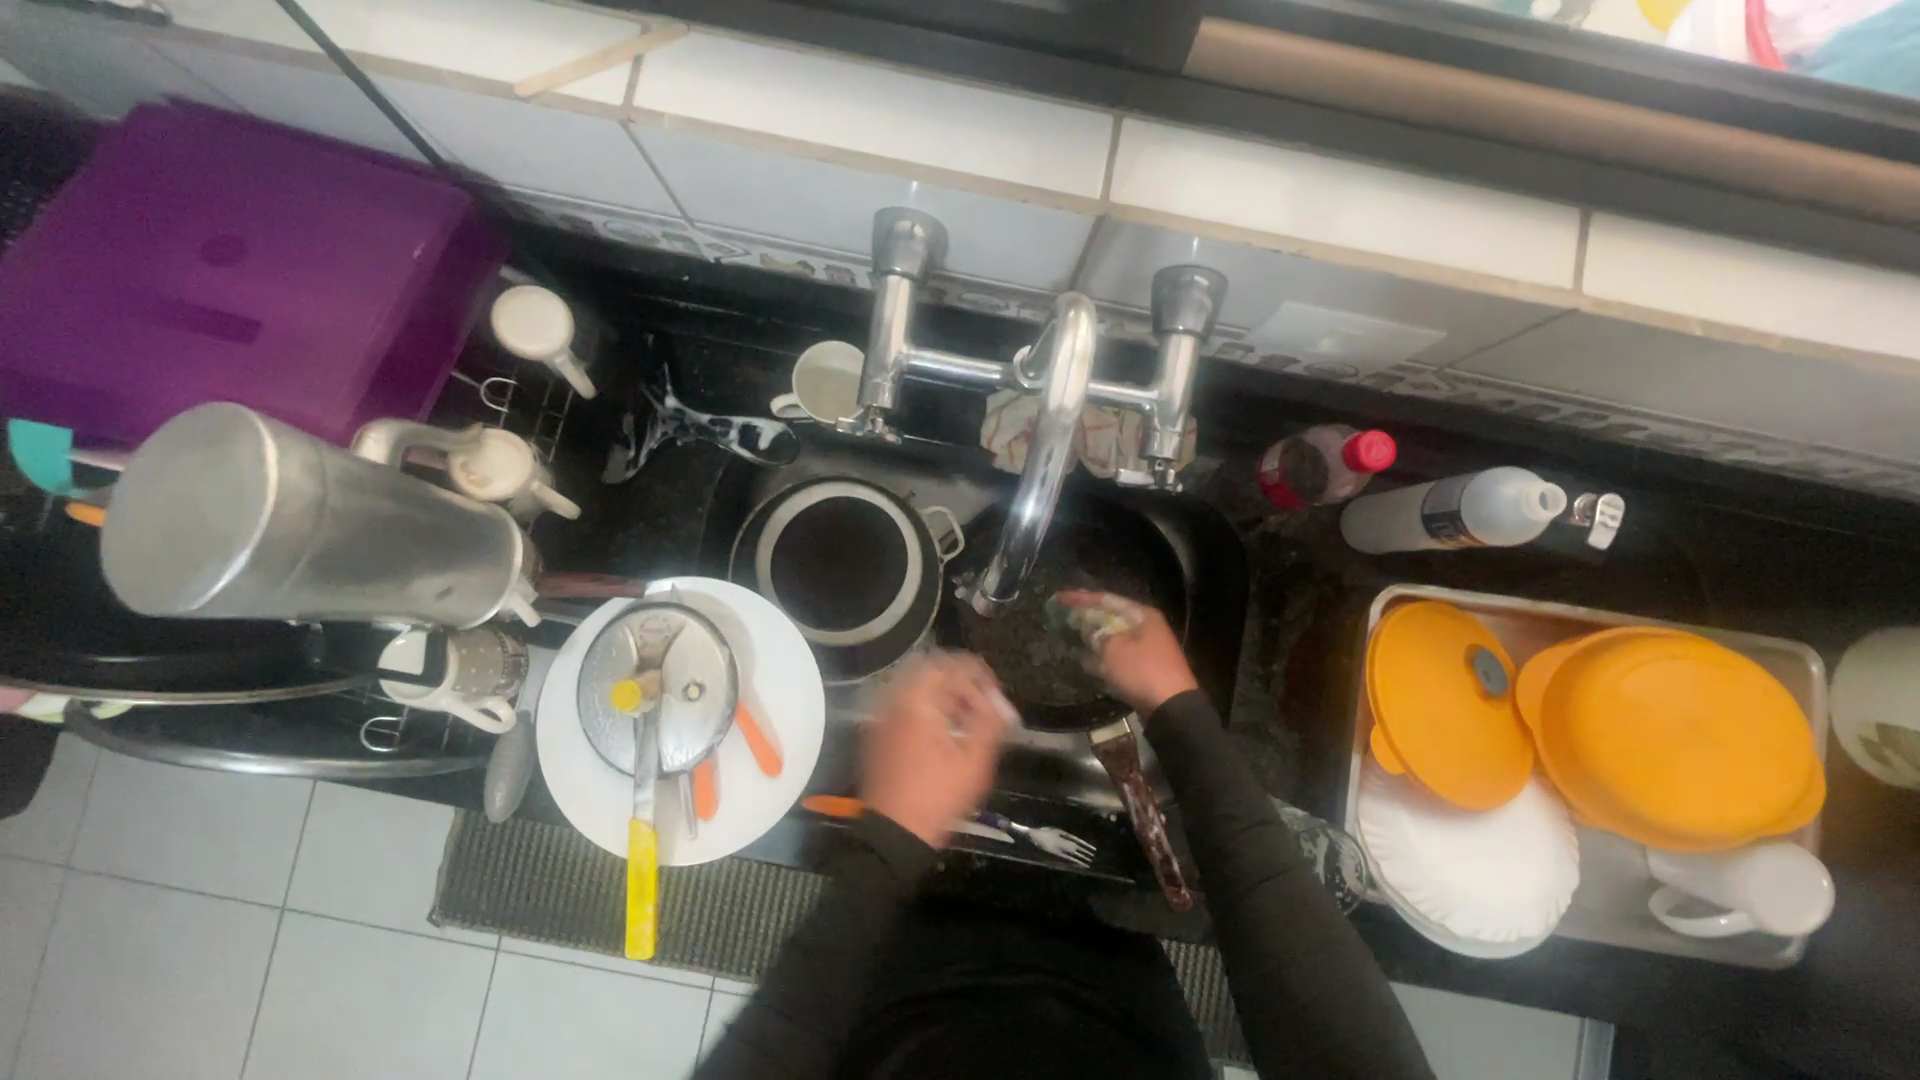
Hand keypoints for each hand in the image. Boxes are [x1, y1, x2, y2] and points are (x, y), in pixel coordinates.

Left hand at [860, 652, 1011, 847]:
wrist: (892, 835)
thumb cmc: (936, 797)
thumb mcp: (974, 762)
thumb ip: (990, 724)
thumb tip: (1002, 705)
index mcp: (916, 702)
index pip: (948, 665)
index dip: (976, 673)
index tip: (994, 691)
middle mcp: (893, 702)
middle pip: (930, 674)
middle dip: (959, 684)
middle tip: (981, 704)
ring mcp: (881, 719)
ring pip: (916, 691)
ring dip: (943, 697)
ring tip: (967, 721)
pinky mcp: (877, 737)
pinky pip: (904, 709)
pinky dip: (926, 711)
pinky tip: (945, 734)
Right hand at [1055, 591, 1197, 715]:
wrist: (1170, 707)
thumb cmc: (1141, 670)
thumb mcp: (1113, 648)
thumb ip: (1096, 633)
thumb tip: (1088, 627)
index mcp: (1141, 615)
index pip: (1106, 599)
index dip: (1081, 597)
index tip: (1059, 597)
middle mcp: (1145, 627)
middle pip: (1110, 616)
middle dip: (1086, 614)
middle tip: (1063, 612)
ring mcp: (1145, 648)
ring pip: (1113, 636)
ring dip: (1092, 635)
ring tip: (1070, 631)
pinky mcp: (1142, 668)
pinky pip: (1116, 655)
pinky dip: (1100, 655)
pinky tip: (1083, 658)